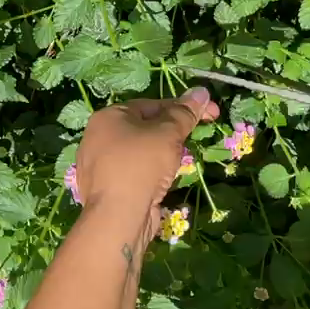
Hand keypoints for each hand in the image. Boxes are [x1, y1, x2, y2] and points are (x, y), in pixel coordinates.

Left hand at [74, 89, 218, 234]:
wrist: (118, 217)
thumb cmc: (141, 165)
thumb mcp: (167, 134)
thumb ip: (184, 113)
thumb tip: (201, 91)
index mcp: (109, 116)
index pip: (151, 104)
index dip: (182, 108)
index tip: (210, 113)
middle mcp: (99, 136)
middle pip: (145, 127)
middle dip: (173, 131)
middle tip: (198, 137)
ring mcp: (101, 163)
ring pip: (141, 151)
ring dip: (164, 153)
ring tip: (183, 160)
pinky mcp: (108, 187)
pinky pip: (135, 171)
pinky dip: (152, 172)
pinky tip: (166, 180)